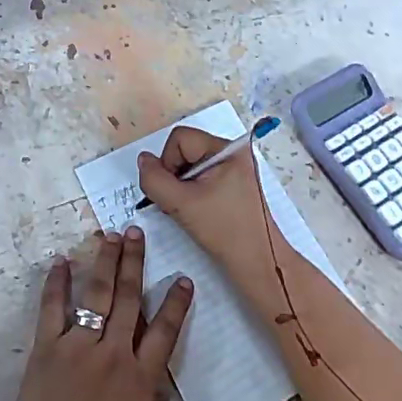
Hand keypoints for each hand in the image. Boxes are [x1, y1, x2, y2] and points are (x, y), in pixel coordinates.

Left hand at [0, 230, 223, 400]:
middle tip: (137, 231)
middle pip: (128, 300)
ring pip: (96, 295)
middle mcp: (111, 354)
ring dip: (104, 263)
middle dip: (134, 263)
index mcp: (138, 381)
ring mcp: (77, 347)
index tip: (184, 277)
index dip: (176, 305)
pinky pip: (53, 308)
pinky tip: (61, 262)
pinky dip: (57, 283)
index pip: (164, 333)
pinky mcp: (46, 348)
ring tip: (110, 234)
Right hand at [136, 127, 276, 273]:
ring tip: (188, 208)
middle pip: (185, 148)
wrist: (258, 262)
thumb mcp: (180, 204)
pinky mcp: (235, 181)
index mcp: (227, 148)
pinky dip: (193, 189)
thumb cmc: (223, 230)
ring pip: (191, 163)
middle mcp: (234, 151)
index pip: (180, 138)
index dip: (168, 162)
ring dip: (182, 184)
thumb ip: (154, 179)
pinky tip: (197, 209)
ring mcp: (236, 166)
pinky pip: (203, 174)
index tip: (174, 191)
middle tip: (178, 202)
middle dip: (174, 174)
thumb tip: (144, 160)